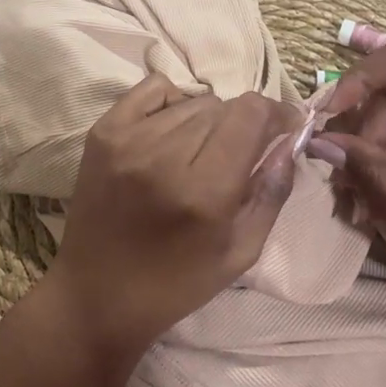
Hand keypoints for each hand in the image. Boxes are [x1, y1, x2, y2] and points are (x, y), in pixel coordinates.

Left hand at [50, 75, 302, 347]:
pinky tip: (173, 130)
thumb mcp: (241, 253)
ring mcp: (128, 139)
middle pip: (225, 106)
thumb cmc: (175, 285)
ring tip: (203, 151)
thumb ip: (273, 192)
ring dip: (209, 120)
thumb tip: (290, 141)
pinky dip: (173, 102)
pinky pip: (154, 89)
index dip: (277, 113)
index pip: (252, 114)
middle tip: (242, 152)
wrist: (95, 297)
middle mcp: (165, 156)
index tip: (286, 127)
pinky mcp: (103, 132)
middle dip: (245, 124)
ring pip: (193, 101)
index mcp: (204, 192)